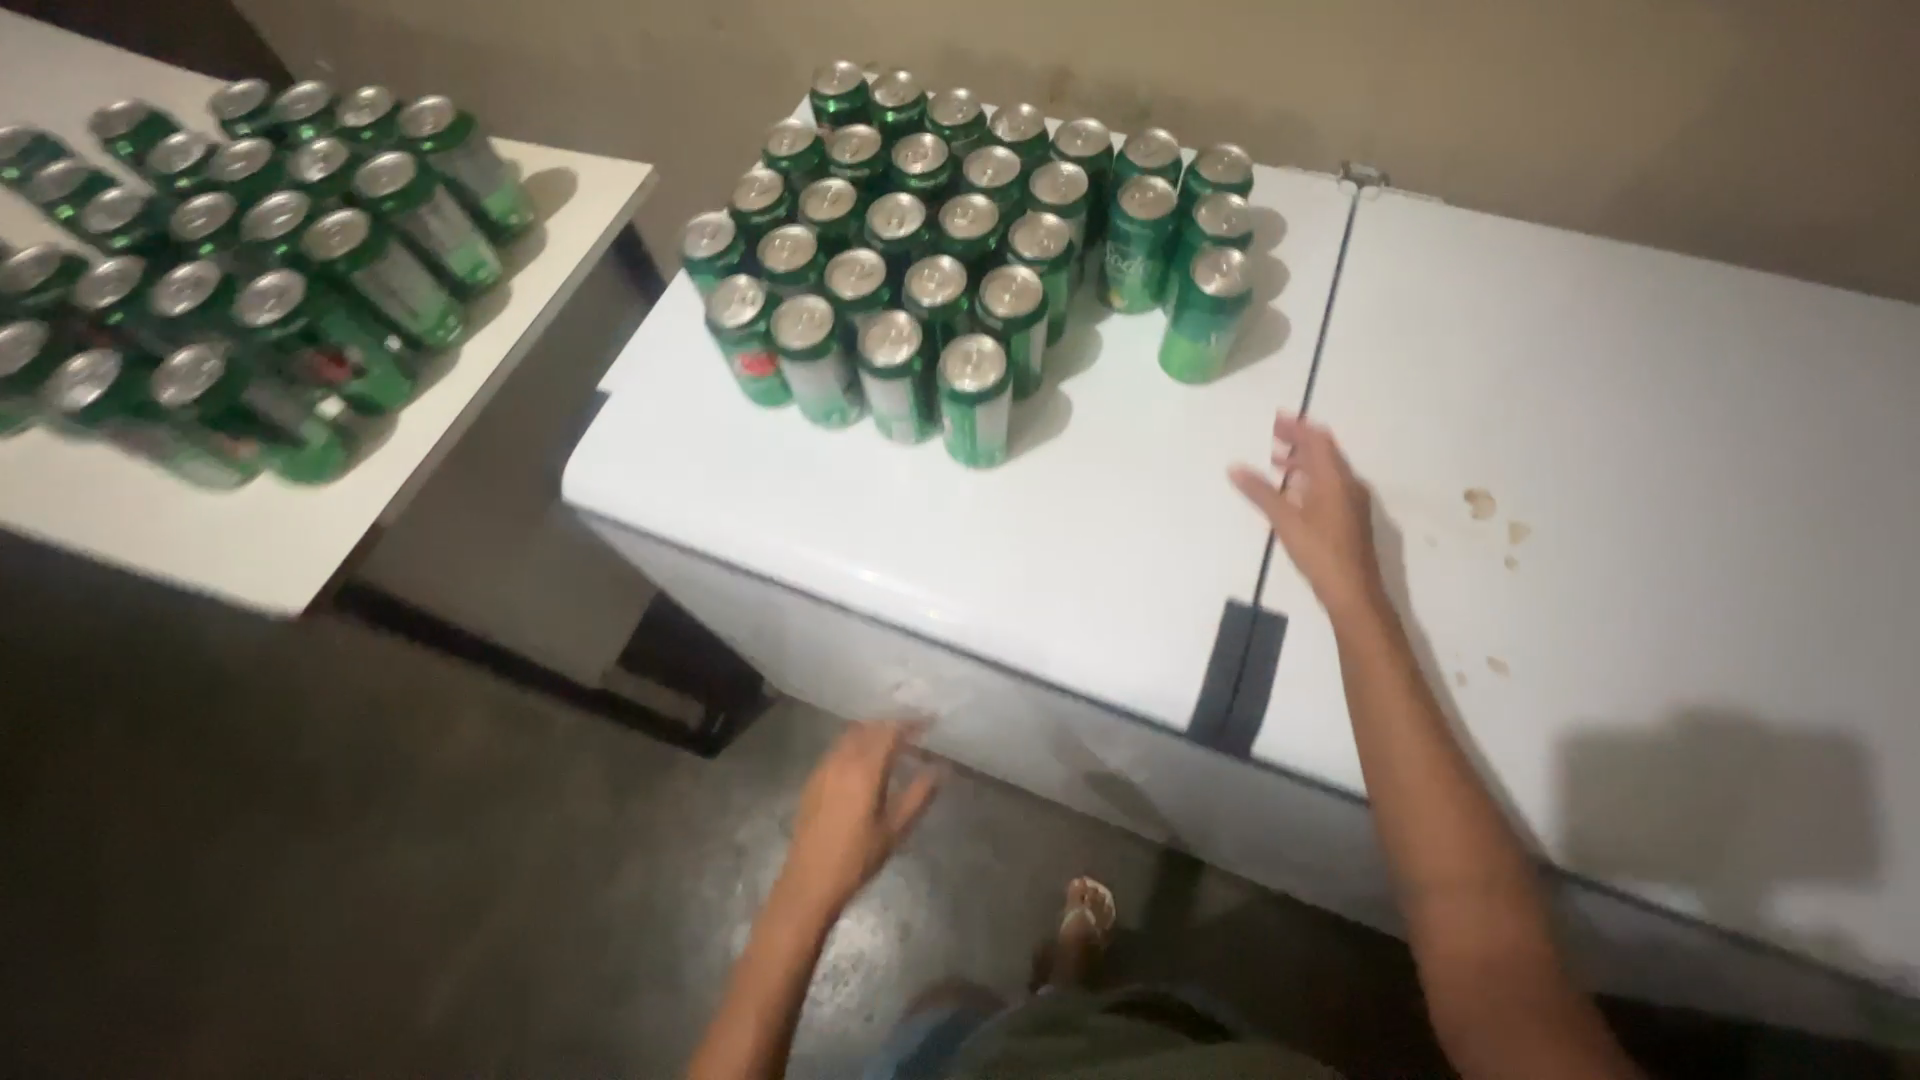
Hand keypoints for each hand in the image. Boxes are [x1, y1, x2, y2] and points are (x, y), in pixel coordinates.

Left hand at [777, 718, 940, 917]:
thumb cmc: (857, 858)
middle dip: (892, 723)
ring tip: (894, 741)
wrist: (809, 882)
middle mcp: (841, 760)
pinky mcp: (813, 780)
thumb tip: (939, 769)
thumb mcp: (895, 829)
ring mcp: (823, 768)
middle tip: (914, 729)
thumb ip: (919, 795)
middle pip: (868, 727)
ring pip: (851, 736)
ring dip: (873, 731)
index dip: (911, 722)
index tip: (930, 720)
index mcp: (864, 769)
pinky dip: (856, 743)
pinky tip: (866, 761)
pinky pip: (838, 748)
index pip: (890, 731)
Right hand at [1230, 413, 1383, 616]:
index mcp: (1335, 480)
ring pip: (1327, 472)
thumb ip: (1260, 493)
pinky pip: (1329, 487)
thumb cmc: (1319, 552)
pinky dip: (1310, 480)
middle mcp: (1348, 485)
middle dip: (1299, 442)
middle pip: (1324, 454)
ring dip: (1303, 462)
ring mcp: (1352, 503)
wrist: (1353, 591)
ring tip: (1277, 462)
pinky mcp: (1349, 519)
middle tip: (1273, 436)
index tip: (1278, 418)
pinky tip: (1293, 493)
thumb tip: (1235, 468)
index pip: (1318, 441)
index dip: (1298, 427)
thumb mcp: (1285, 521)